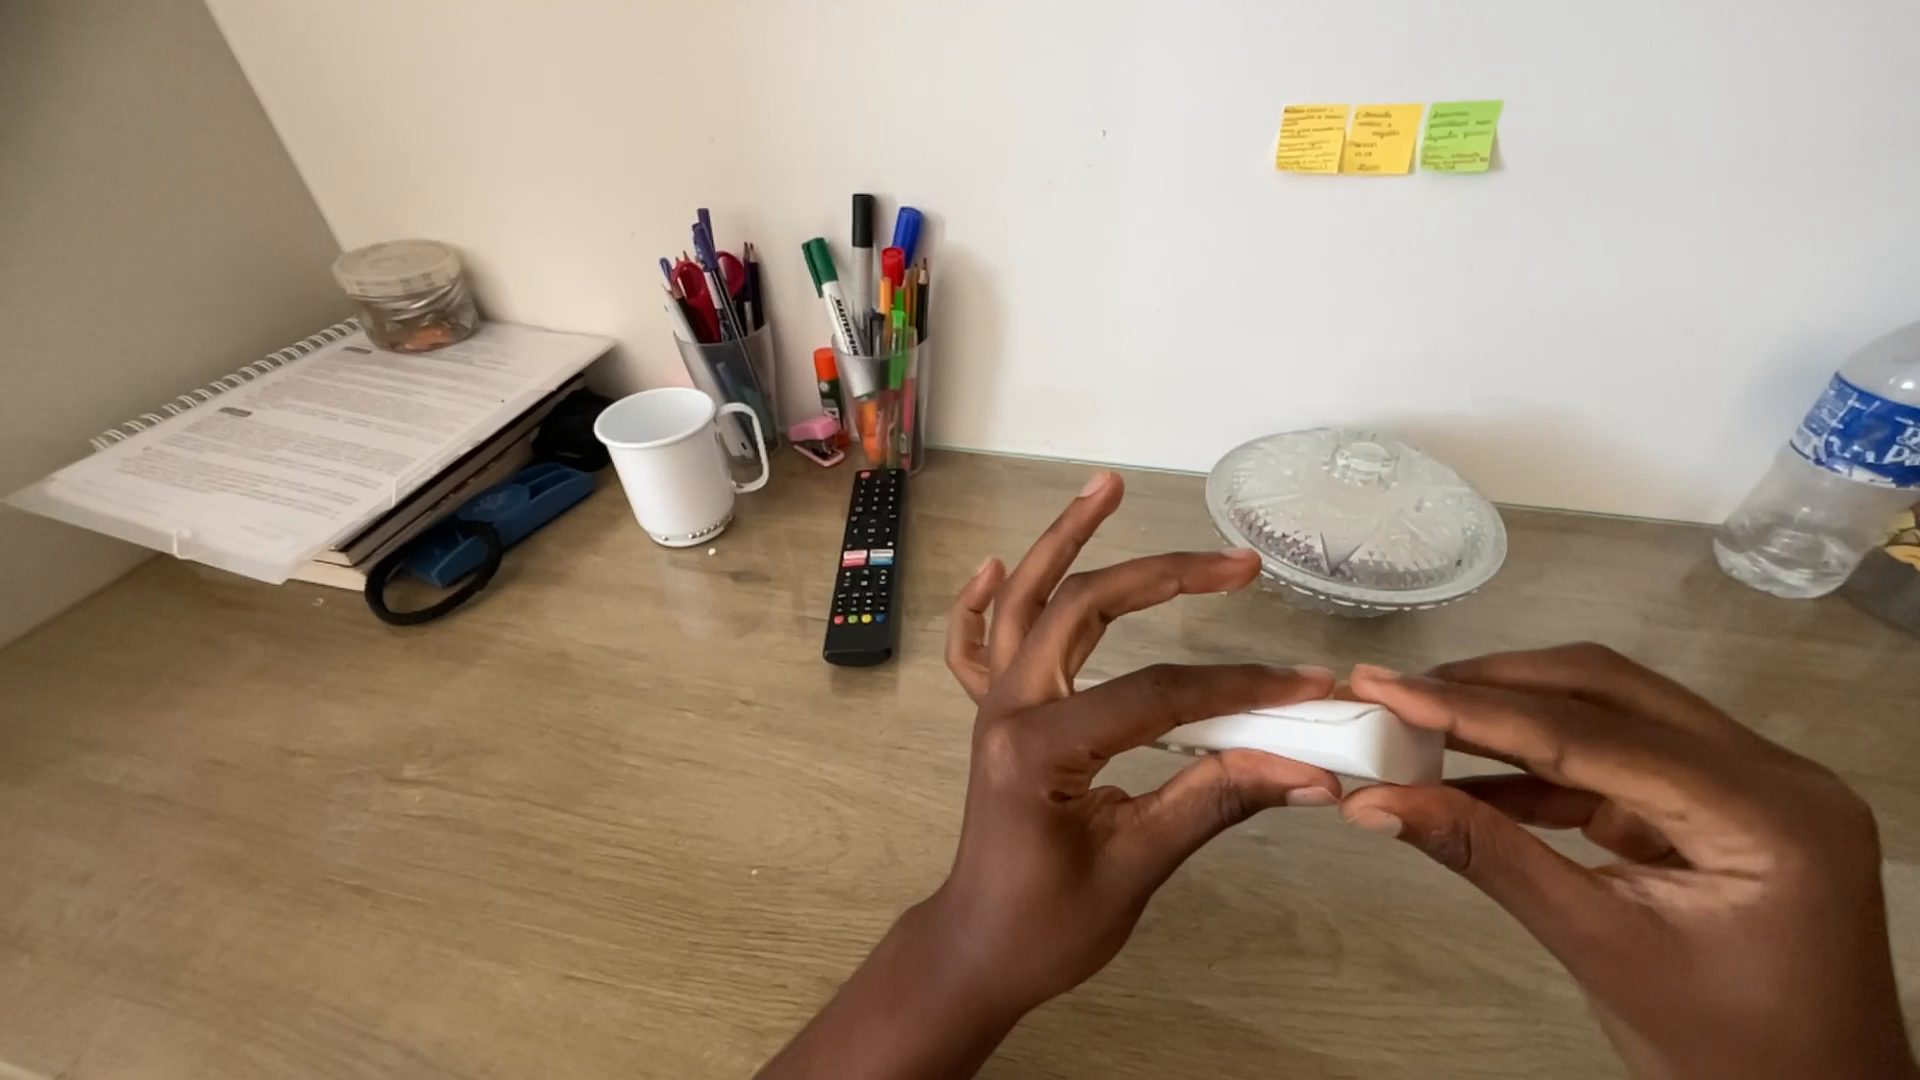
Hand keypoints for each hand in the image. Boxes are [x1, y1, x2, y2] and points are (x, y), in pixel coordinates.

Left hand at [757, 471, 1337, 1079]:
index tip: (1308, 686)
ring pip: (1025, 601)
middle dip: (1163, 576)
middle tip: (1236, 563)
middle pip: (1083, 609)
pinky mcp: (992, 711)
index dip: (1238, 688)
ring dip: (1065, 540)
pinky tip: (994, 564)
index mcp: (1039, 747)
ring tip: (1107, 485)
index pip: (1154, 693)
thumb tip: (1311, 771)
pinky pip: (975, 644)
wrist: (978, 946)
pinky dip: (984, 601)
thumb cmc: (1048, 924)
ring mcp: (992, 702)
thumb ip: (1212, 802)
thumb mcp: (1137, 868)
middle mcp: (1008, 705)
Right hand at [1341, 645, 1915, 1079]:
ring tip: (1412, 717)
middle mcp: (1765, 772)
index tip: (1380, 685)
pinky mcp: (1701, 798)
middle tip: (1393, 689)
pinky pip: (1597, 753)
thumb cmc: (1724, 1046)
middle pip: (1598, 688)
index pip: (1585, 733)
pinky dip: (1521, 758)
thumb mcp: (1591, 943)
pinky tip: (1456, 769)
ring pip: (1596, 706)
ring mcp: (1738, 780)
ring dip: (1500, 712)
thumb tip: (1369, 802)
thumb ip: (1481, 853)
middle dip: (1486, 685)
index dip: (1470, 707)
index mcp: (1764, 812)